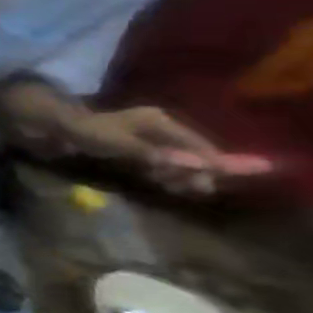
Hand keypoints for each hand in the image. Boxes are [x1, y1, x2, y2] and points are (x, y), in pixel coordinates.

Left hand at [57, 105, 271, 195]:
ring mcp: (151, 135)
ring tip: (172, 186)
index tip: (250, 174)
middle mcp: (161, 125)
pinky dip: (168, 172)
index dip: (220, 162)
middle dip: (198, 171)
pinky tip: (165, 182)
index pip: (199, 145)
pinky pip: (165, 160)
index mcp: (160, 122)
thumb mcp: (122, 145)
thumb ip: (157, 156)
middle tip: (194, 190)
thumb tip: (194, 166)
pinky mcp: (142, 145)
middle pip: (194, 152)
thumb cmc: (91, 133)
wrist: (61, 128)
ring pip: (180, 158)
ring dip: (182, 174)